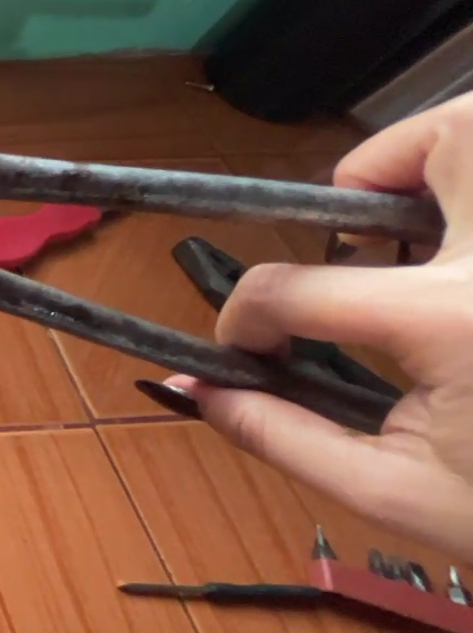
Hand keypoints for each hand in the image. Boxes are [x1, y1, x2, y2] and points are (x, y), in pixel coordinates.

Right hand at [177, 93, 472, 558]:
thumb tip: (188, 389)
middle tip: (356, 238)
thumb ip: (275, 433)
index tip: (252, 348)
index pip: (291, 288)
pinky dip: (471, 200)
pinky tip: (458, 254)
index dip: (243, 318)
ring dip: (440, 164)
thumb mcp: (391, 491)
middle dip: (375, 168)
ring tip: (420, 229)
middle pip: (453, 141)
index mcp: (458, 326)